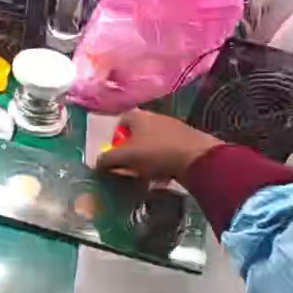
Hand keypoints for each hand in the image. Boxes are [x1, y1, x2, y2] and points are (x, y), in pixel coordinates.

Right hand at [93, 109, 221, 182]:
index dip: (114, 138)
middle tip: (128, 169)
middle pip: (136, 135)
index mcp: (138, 116)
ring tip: (146, 176)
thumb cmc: (156, 153)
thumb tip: (96, 164)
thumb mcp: (125, 157)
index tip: (115, 155)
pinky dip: (161, 163)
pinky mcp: (185, 141)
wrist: (196, 158)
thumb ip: (107, 160)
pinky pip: (166, 152)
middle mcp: (155, 117)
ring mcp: (172, 128)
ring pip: (151, 145)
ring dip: (145, 161)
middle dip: (130, 153)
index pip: (120, 121)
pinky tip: (163, 176)